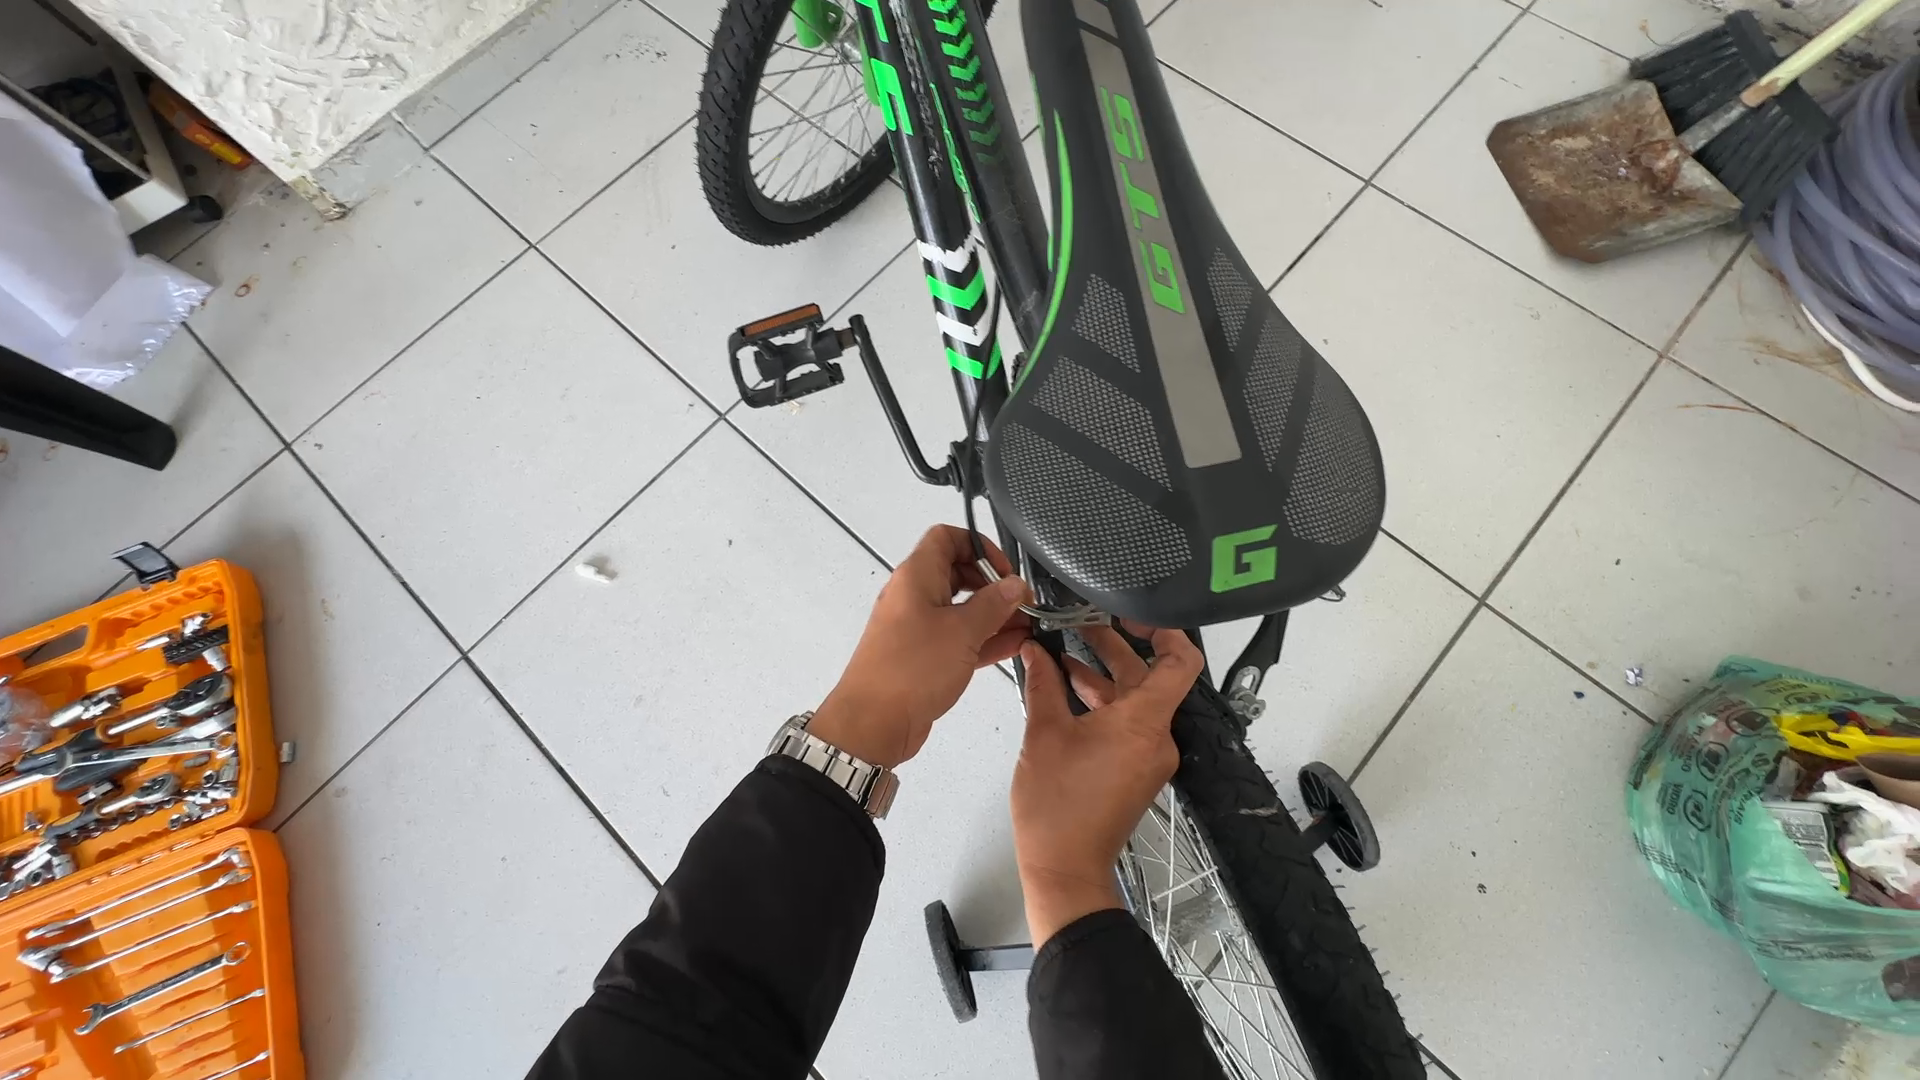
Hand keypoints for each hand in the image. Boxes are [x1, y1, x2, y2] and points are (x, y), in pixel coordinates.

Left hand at [808, 526, 1030, 768]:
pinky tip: (1015, 646)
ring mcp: (918, 627)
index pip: (947, 538)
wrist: (872, 722)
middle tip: (1022, 603)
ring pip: (961, 609)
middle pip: (958, 573)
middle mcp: (915, 596)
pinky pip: (958, 638)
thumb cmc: (913, 668)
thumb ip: (993, 604)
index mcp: (916, 576)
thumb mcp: (962, 631)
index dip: (979, 546)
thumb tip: (1014, 584)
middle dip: (993, 585)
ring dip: (994, 615)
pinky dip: (983, 639)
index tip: (1005, 570)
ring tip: (1029, 627)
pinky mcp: (923, 656)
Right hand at [1010, 623, 1203, 944]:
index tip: (1129, 613)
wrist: (1065, 869)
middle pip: (1147, 676)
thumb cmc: (1056, 804)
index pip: (1179, 662)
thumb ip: (1042, 684)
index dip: (1162, 631)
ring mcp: (1148, 756)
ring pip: (1132, 700)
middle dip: (1112, 645)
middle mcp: (1156, 737)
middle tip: (1077, 621)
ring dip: (1100, 674)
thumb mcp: (1043, 734)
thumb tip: (1035, 651)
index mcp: (1143, 723)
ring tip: (1060, 652)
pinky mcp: (1135, 769)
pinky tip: (1064, 688)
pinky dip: (1100, 703)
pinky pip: (1126, 723)